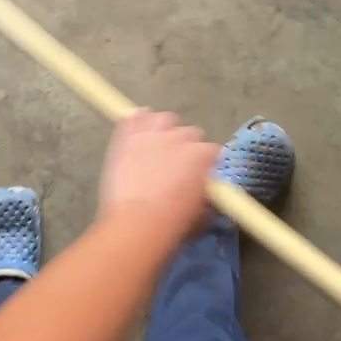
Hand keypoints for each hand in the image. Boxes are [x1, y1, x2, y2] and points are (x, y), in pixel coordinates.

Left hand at [96, 110, 219, 238]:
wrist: (137, 221)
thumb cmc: (173, 222)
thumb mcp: (202, 212)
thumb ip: (205, 192)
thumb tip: (203, 191)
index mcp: (202, 155)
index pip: (212, 150)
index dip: (205, 162)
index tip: (199, 172)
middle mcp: (180, 137)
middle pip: (189, 133)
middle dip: (185, 145)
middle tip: (175, 163)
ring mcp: (152, 133)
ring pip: (162, 119)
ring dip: (162, 129)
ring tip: (156, 144)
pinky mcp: (128, 135)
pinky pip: (134, 117)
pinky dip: (137, 120)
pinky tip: (136, 128)